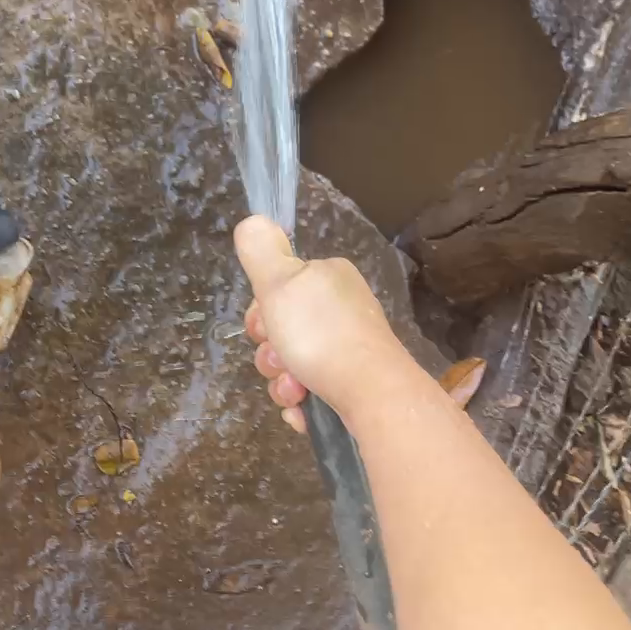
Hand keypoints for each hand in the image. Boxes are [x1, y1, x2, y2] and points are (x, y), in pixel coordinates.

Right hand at [234, 215, 406, 430]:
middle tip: (279, 361)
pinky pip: (313, 391)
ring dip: (283, 381)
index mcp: (328, 278)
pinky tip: (304, 410)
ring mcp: (351, 349)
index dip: (260, 311)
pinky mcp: (356, 385)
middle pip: (283, 329)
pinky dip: (303, 403)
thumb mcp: (279, 282)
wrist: (375, 397)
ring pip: (295, 364)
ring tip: (295, 391)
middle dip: (271, 352)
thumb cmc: (322, 335)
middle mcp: (342, 309)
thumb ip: (260, 250)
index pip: (278, 288)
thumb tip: (254, 219)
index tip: (264, 327)